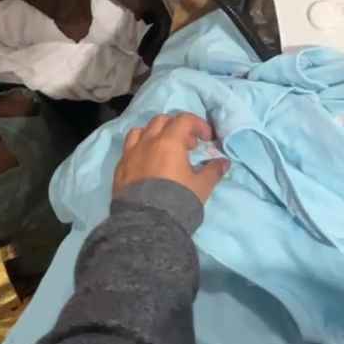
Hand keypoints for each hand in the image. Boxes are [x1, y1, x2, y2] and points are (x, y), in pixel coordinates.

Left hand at [113, 111, 229, 204]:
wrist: (146, 224)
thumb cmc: (178, 200)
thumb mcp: (202, 186)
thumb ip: (213, 171)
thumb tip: (224, 162)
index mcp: (169, 141)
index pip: (184, 120)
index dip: (198, 125)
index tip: (207, 139)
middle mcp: (148, 142)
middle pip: (162, 120)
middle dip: (177, 127)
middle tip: (188, 145)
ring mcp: (130, 154)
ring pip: (140, 131)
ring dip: (155, 134)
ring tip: (163, 149)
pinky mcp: (120, 169)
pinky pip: (129, 149)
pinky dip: (141, 149)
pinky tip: (148, 164)